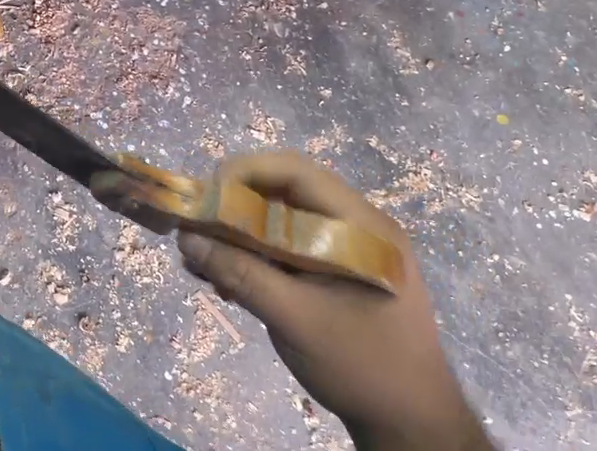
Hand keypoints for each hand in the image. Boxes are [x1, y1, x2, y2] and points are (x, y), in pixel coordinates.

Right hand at [174, 152, 490, 450]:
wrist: (412, 428)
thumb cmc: (364, 368)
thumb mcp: (296, 320)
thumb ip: (240, 273)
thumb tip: (185, 238)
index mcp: (363, 228)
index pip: (295, 171)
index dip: (244, 172)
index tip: (205, 198)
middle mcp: (352, 228)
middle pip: (279, 191)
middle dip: (230, 206)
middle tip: (195, 227)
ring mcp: (340, 250)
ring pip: (273, 219)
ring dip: (232, 233)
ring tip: (199, 259)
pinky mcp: (327, 272)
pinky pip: (278, 246)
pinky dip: (245, 255)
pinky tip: (219, 278)